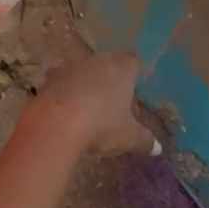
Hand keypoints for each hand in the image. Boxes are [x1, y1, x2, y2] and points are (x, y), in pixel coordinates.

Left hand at [31, 51, 158, 155]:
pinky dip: (66, 89)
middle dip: (111, 74)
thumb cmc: (101, 124)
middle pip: (108, 60)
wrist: (57, 121)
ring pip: (83, 68)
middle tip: (114, 93)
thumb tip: (157, 147)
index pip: (133, 60)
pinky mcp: (51, 77)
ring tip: (89, 101)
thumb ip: (144, 140)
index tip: (136, 78)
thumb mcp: (128, 137)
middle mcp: (97, 60)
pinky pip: (62, 79)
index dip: (135, 69)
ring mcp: (71, 66)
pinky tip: (66, 106)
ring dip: (86, 80)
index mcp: (121, 69)